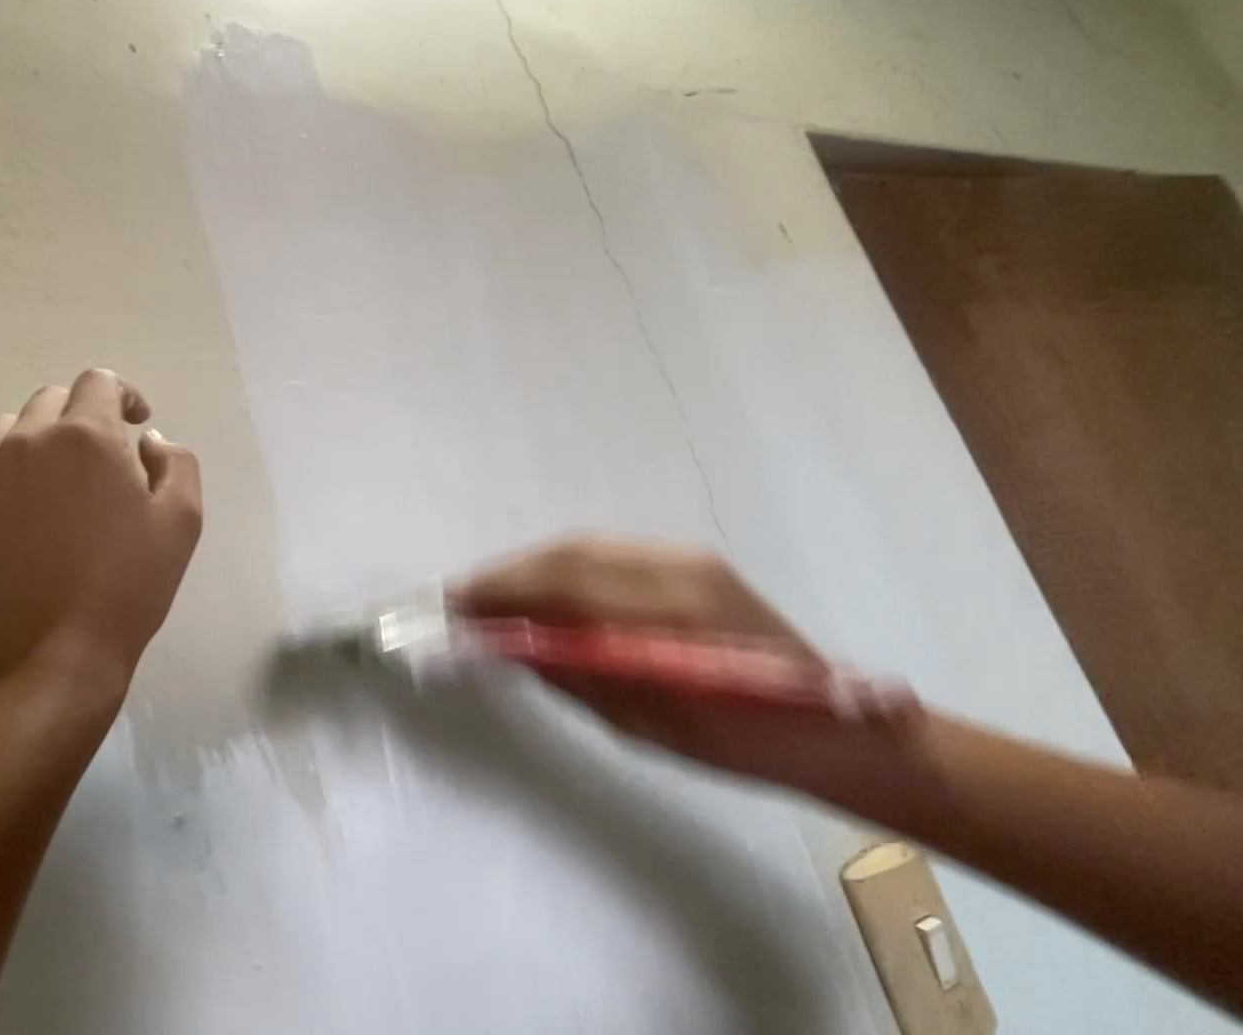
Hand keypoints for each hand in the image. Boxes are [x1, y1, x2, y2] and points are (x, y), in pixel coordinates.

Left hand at [0, 370, 202, 711]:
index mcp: (83, 437)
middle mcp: (24, 441)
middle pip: (49, 401)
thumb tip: (148, 441)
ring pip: (5, 431)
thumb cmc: (125, 588)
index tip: (136, 424)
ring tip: (53, 485)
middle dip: (80, 418)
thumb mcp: (181, 523)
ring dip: (35, 442)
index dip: (123, 396)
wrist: (44, 657)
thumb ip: (175, 464)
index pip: (98, 382)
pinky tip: (18, 521)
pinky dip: (0, 480)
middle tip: (100, 462)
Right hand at [448, 535, 916, 788]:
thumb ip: (576, 676)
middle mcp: (680, 567)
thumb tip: (508, 647)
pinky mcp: (691, 562)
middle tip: (464, 600)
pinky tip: (543, 592)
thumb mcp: (647, 725)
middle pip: (571, 552)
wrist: (836, 728)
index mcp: (675, 614)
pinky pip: (608, 555)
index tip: (457, 603)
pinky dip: (563, 568)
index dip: (505, 588)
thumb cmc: (742, 745)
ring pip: (587, 547)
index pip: (568, 583)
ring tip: (493, 596)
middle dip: (510, 573)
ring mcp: (688, 557)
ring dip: (533, 568)